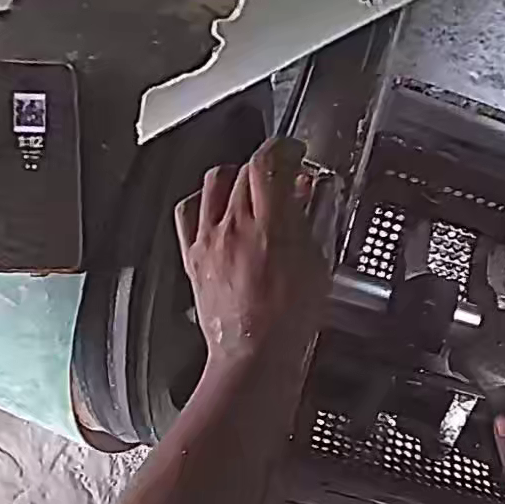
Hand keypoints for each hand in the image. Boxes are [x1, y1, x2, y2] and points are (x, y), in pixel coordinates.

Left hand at [174, 136, 327, 370]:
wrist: (254, 354)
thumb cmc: (288, 322)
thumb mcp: (316, 269)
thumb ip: (310, 226)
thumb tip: (306, 197)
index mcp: (270, 228)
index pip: (268, 164)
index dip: (283, 149)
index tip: (294, 151)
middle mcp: (234, 227)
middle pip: (243, 171)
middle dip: (267, 166)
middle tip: (283, 176)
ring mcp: (209, 240)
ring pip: (214, 183)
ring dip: (236, 177)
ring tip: (251, 189)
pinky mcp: (193, 256)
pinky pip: (188, 211)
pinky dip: (204, 200)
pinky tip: (216, 207)